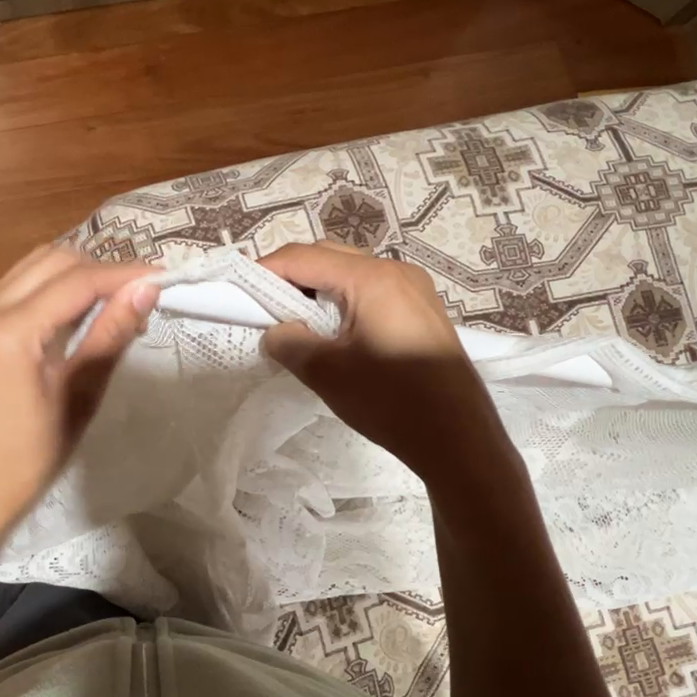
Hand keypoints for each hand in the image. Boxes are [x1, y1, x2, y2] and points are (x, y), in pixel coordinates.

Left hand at [0, 246, 157, 543]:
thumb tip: (145, 290)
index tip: (163, 277)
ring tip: (116, 302)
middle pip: (55, 260)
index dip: (124, 275)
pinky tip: (81, 312)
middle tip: (140, 296)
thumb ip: (109, 336)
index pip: (77, 281)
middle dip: (102, 270)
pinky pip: (20, 284)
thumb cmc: (30, 455)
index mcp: (9, 332)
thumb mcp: (79, 397)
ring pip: (36, 265)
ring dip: (78, 274)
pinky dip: (54, 287)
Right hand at [259, 242, 475, 470]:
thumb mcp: (328, 373)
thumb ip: (290, 343)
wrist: (459, 439)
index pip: (304, 258)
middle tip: (262, 306)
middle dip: (290, 276)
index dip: (266, 270)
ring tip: (293, 321)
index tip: (238, 291)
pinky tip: (330, 332)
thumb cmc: (391, 402)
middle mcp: (396, 272)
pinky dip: (342, 302)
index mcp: (372, 279)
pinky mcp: (421, 312)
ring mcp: (414, 290)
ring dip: (316, 290)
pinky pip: (371, 292)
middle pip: (328, 257)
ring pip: (350, 274)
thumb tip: (275, 332)